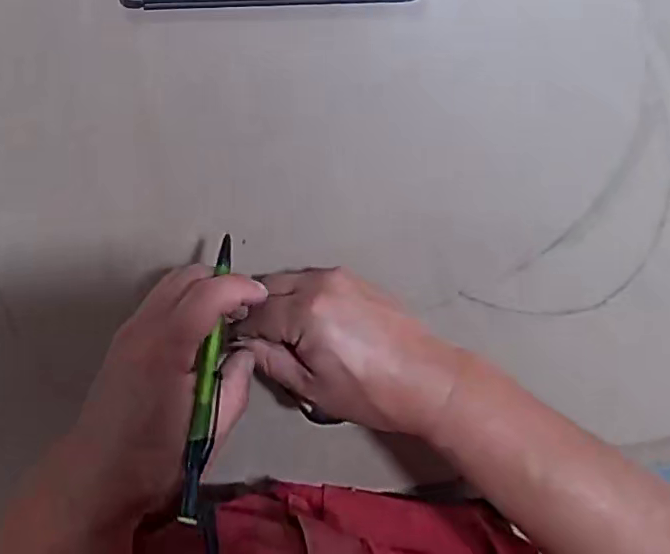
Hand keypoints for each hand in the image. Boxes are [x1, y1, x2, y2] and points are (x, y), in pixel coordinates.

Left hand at [24, 264, 267, 536]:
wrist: (98, 475)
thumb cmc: (154, 462)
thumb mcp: (210, 431)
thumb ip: (235, 385)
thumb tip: (243, 355)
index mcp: (166, 346)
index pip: (207, 293)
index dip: (239, 287)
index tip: (261, 296)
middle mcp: (144, 327)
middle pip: (185, 276)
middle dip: (221, 282)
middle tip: (245, 308)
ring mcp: (129, 329)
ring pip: (170, 283)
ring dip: (201, 289)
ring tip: (224, 319)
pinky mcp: (124, 338)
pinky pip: (159, 300)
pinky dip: (184, 300)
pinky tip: (198, 331)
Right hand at [235, 268, 468, 437]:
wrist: (429, 380)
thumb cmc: (373, 393)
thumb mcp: (313, 389)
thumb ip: (271, 362)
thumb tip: (244, 345)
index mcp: (304, 311)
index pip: (254, 313)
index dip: (243, 330)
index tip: (240, 344)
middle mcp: (316, 283)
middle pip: (265, 287)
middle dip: (257, 310)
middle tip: (264, 338)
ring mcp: (335, 275)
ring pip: (287, 279)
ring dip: (278, 299)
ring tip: (291, 332)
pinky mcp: (350, 276)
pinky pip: (310, 279)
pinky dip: (301, 294)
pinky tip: (313, 320)